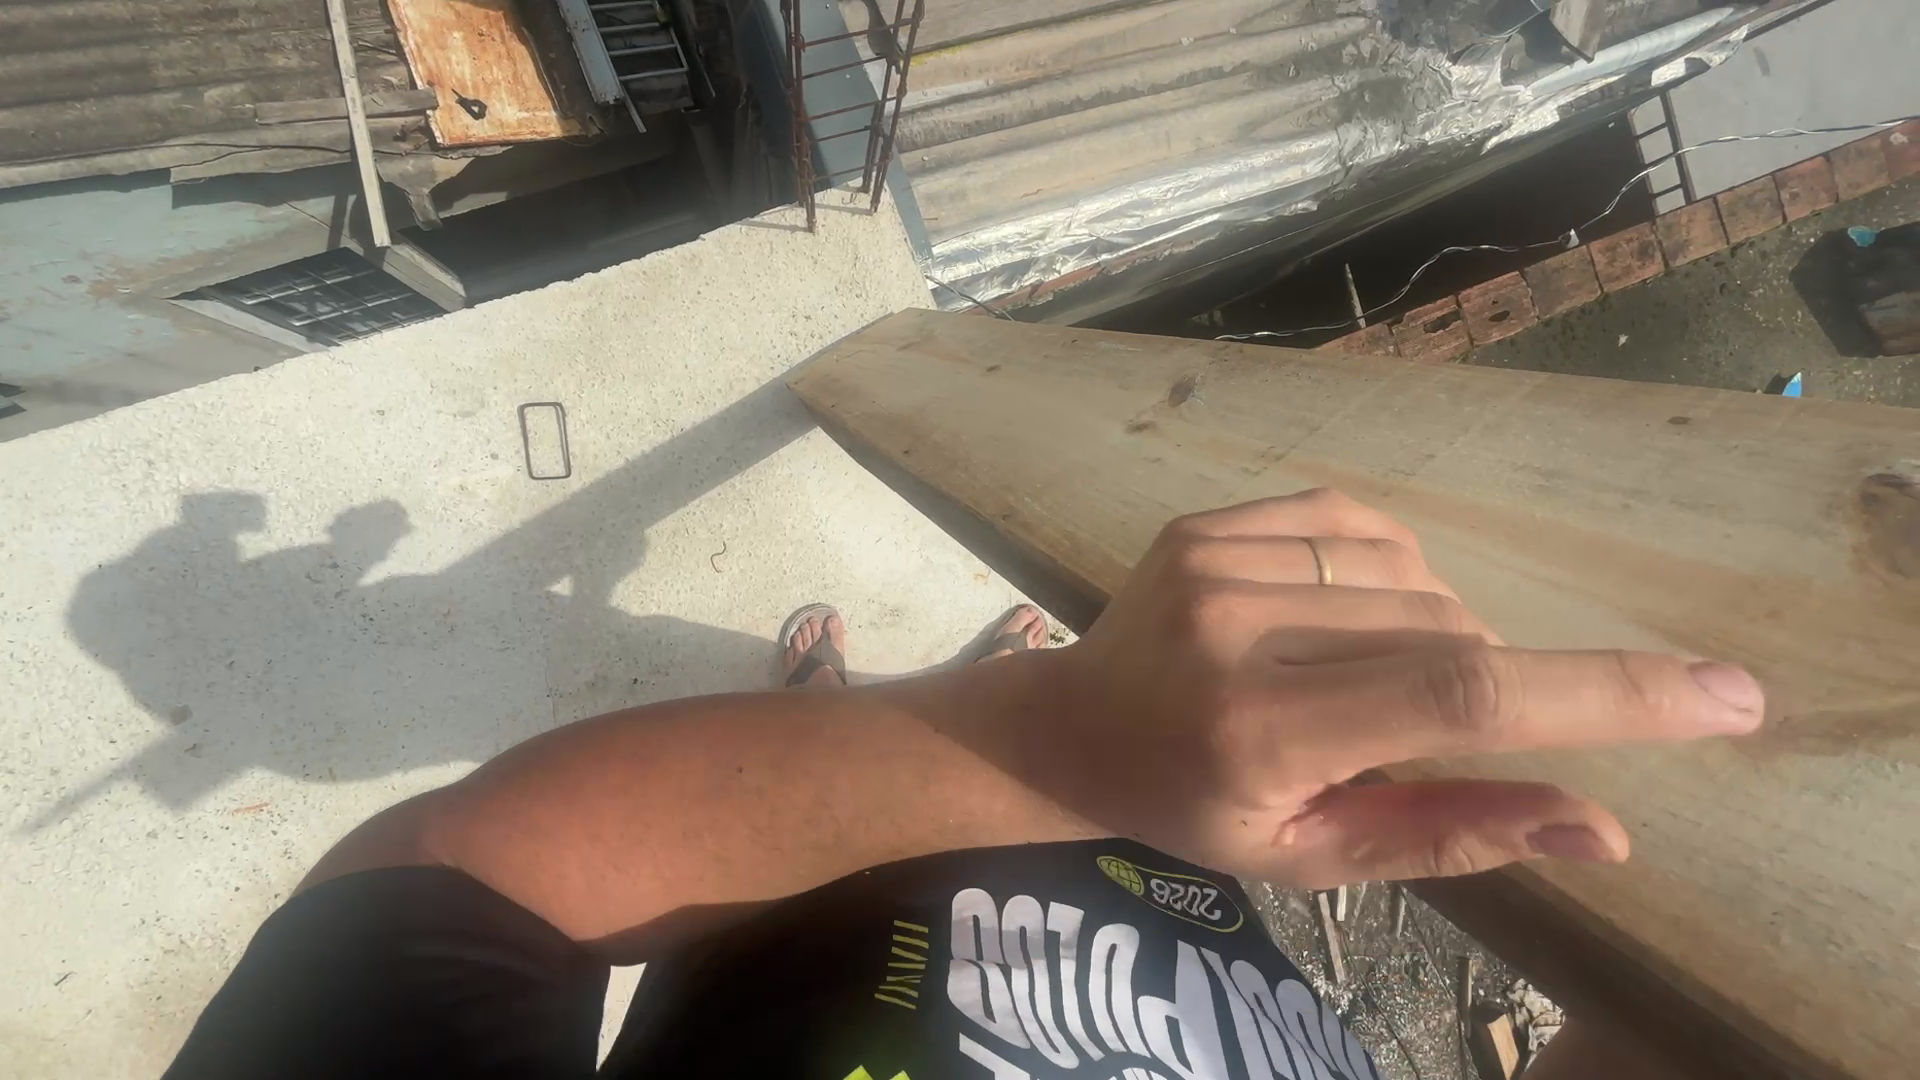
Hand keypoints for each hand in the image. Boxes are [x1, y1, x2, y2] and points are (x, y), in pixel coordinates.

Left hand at [1048, 489, 1764, 887]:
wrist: (1075, 725)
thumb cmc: (1185, 801)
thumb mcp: (1304, 852)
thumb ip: (1443, 833)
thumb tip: (1604, 823)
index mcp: (1257, 729)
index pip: (1453, 697)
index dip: (1600, 695)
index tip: (1726, 695)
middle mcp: (1232, 627)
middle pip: (1440, 629)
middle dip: (1475, 674)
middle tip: (1403, 716)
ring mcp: (1210, 560)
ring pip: (1406, 570)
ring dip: (1428, 620)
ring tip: (1361, 667)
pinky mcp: (1201, 524)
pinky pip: (1348, 519)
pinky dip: (1384, 564)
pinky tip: (1341, 606)